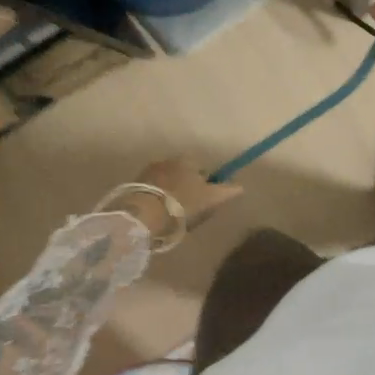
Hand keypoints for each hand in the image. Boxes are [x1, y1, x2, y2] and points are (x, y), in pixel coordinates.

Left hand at [111, 158, 241, 236]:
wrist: (145, 214)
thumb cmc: (184, 203)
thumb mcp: (213, 199)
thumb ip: (228, 191)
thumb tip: (240, 187)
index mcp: (188, 160)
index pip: (202, 168)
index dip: (207, 184)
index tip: (206, 200)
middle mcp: (167, 160)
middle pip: (183, 174)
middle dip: (187, 187)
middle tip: (191, 208)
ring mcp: (148, 171)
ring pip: (167, 182)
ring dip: (171, 193)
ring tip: (173, 213)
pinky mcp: (133, 185)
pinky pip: (152, 191)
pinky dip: (157, 199)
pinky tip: (159, 214)